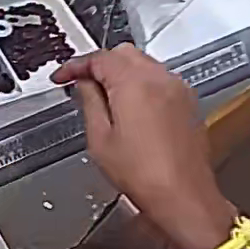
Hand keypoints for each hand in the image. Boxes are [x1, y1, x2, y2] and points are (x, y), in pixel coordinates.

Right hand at [52, 45, 237, 248]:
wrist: (181, 194)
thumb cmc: (142, 173)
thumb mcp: (100, 139)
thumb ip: (90, 102)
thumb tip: (84, 84)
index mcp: (134, 84)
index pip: (100, 58)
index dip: (76, 65)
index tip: (62, 76)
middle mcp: (160, 79)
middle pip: (124, 54)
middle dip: (99, 64)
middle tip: (80, 84)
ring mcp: (177, 89)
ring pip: (143, 63)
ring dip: (120, 73)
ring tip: (102, 98)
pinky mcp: (187, 102)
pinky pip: (159, 79)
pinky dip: (140, 84)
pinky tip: (128, 107)